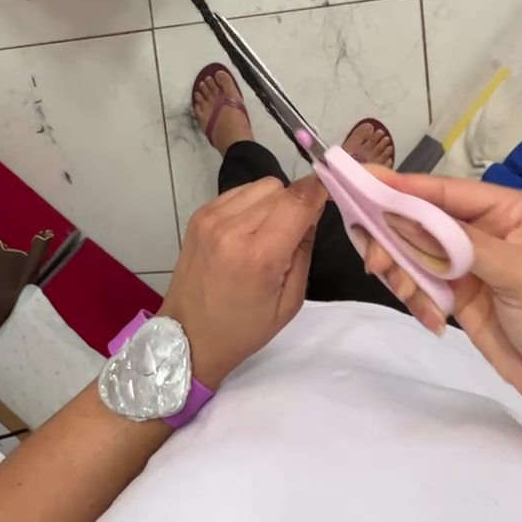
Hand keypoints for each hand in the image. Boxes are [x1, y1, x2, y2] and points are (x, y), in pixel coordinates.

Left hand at [158, 176, 327, 386]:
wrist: (188, 336)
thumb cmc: (244, 329)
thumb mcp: (290, 301)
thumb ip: (304, 251)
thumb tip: (314, 212)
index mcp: (260, 254)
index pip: (298, 201)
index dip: (319, 189)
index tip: (332, 189)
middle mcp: (233, 228)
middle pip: (280, 188)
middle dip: (297, 202)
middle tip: (297, 228)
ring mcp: (211, 218)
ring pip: (259, 185)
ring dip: (274, 200)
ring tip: (270, 230)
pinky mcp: (198, 216)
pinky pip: (238, 192)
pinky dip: (251, 203)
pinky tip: (249, 228)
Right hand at [359, 169, 521, 406]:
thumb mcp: (518, 274)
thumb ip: (458, 243)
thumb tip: (401, 215)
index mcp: (506, 211)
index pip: (443, 191)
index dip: (401, 187)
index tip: (360, 182)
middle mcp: (482, 229)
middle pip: (418, 219)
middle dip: (393, 237)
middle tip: (374, 260)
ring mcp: (465, 262)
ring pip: (410, 252)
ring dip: (401, 272)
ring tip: (407, 295)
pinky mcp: (454, 293)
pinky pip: (417, 282)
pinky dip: (414, 298)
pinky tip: (432, 319)